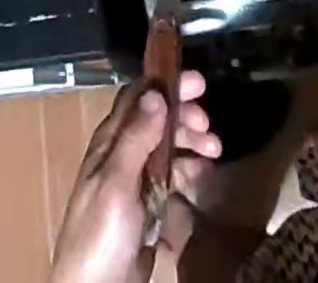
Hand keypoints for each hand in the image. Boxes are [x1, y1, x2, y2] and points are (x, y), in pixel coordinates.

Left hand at [50, 71, 222, 282]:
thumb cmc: (101, 233)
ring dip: (190, 142)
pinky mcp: (144, 208)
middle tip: (210, 125)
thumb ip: (136, 136)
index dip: (166, 84)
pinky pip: (169, 178)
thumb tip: (155, 91)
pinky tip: (202, 177)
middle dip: (184, 115)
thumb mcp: (117, 181)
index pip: (138, 98)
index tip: (198, 83)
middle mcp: (120, 154)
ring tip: (216, 152)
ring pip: (165, 147)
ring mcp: (133, 181)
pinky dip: (187, 171)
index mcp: (109, 142)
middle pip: (155, 120)